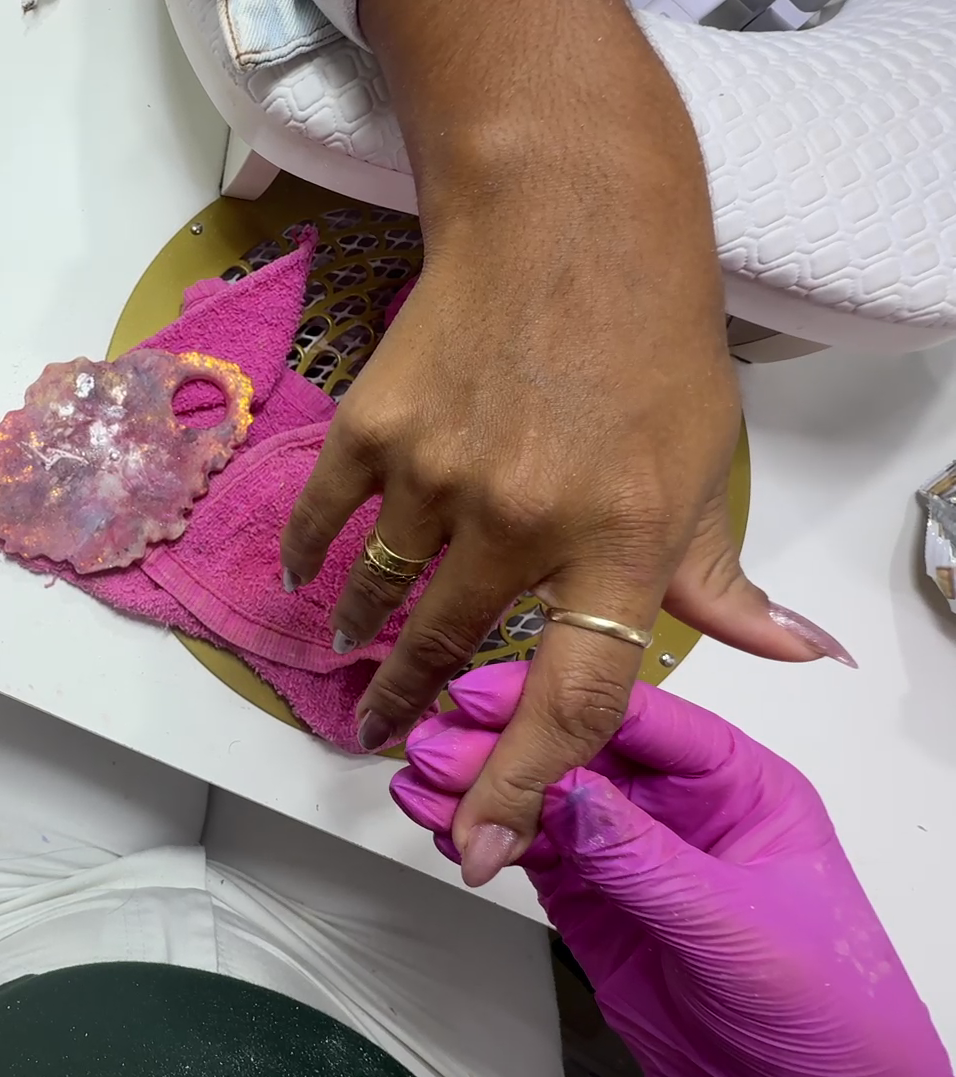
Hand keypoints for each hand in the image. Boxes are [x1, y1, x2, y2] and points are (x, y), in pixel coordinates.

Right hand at [281, 0, 854, 884]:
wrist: (560, 227)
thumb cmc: (643, 341)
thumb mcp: (702, 455)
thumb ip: (711, 566)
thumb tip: (778, 651)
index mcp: (619, 536)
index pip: (572, 691)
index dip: (521, 781)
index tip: (470, 841)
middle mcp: (520, 516)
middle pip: (441, 645)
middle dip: (405, 703)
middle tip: (381, 733)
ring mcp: (432, 472)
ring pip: (377, 583)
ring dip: (361, 627)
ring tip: (350, 645)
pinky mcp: (371, 431)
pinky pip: (323, 518)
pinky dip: (310, 555)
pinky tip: (307, 575)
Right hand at [390, 664, 949, 1076]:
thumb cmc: (822, 1014)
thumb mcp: (734, 927)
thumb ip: (642, 855)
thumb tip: (562, 787)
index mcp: (725, 779)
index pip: (628, 713)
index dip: (550, 698)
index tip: (478, 696)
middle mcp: (658, 791)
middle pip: (557, 743)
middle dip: (488, 748)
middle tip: (431, 757)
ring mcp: (607, 830)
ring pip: (521, 786)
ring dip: (463, 786)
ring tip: (416, 794)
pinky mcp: (570, 870)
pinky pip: (508, 835)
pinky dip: (467, 829)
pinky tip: (439, 827)